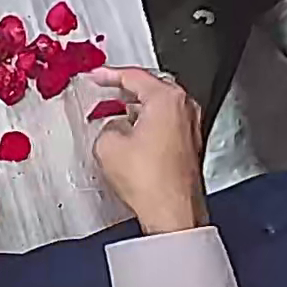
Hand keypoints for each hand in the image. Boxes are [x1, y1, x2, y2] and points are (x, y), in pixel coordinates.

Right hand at [90, 66, 208, 234]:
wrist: (172, 211)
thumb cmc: (150, 180)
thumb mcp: (107, 145)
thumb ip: (106, 124)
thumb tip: (114, 126)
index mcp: (167, 98)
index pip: (134, 76)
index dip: (109, 74)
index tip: (96, 75)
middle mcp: (185, 108)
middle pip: (151, 86)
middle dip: (126, 89)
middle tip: (105, 89)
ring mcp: (191, 126)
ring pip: (159, 105)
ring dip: (137, 107)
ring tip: (114, 113)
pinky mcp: (189, 145)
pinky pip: (165, 123)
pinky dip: (147, 122)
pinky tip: (132, 133)